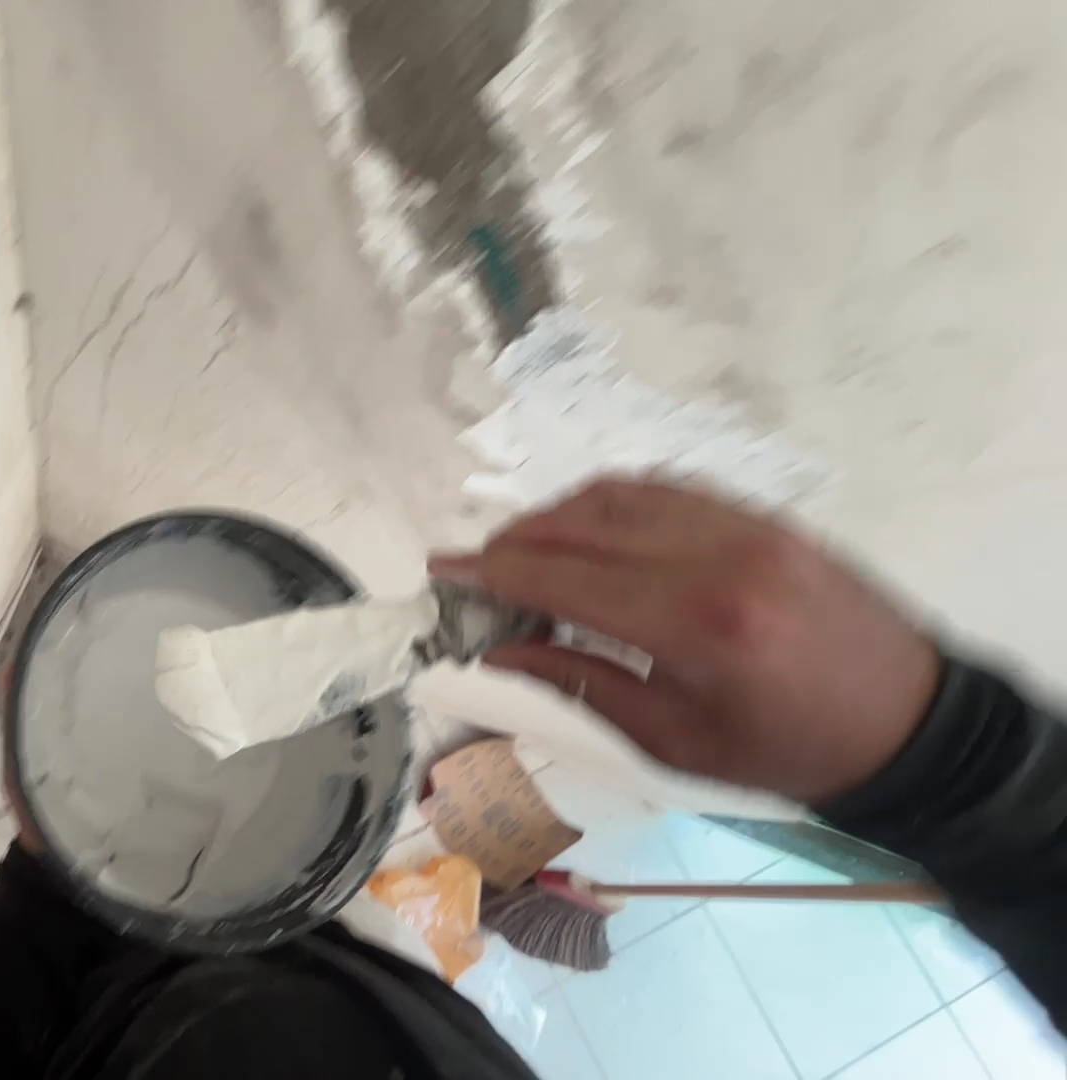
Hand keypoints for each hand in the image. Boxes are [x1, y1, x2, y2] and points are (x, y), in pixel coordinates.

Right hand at [430, 479, 940, 804]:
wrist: (916, 726)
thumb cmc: (785, 749)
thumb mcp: (670, 740)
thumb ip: (575, 684)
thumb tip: (496, 653)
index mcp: (694, 624)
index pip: (560, 578)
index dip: (490, 571)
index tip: (442, 568)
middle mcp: (715, 557)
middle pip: (577, 525)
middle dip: (512, 542)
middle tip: (479, 568)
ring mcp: (744, 525)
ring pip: (611, 495)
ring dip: (551, 518)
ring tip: (525, 550)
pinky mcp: (760, 515)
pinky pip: (656, 489)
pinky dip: (601, 504)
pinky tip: (584, 531)